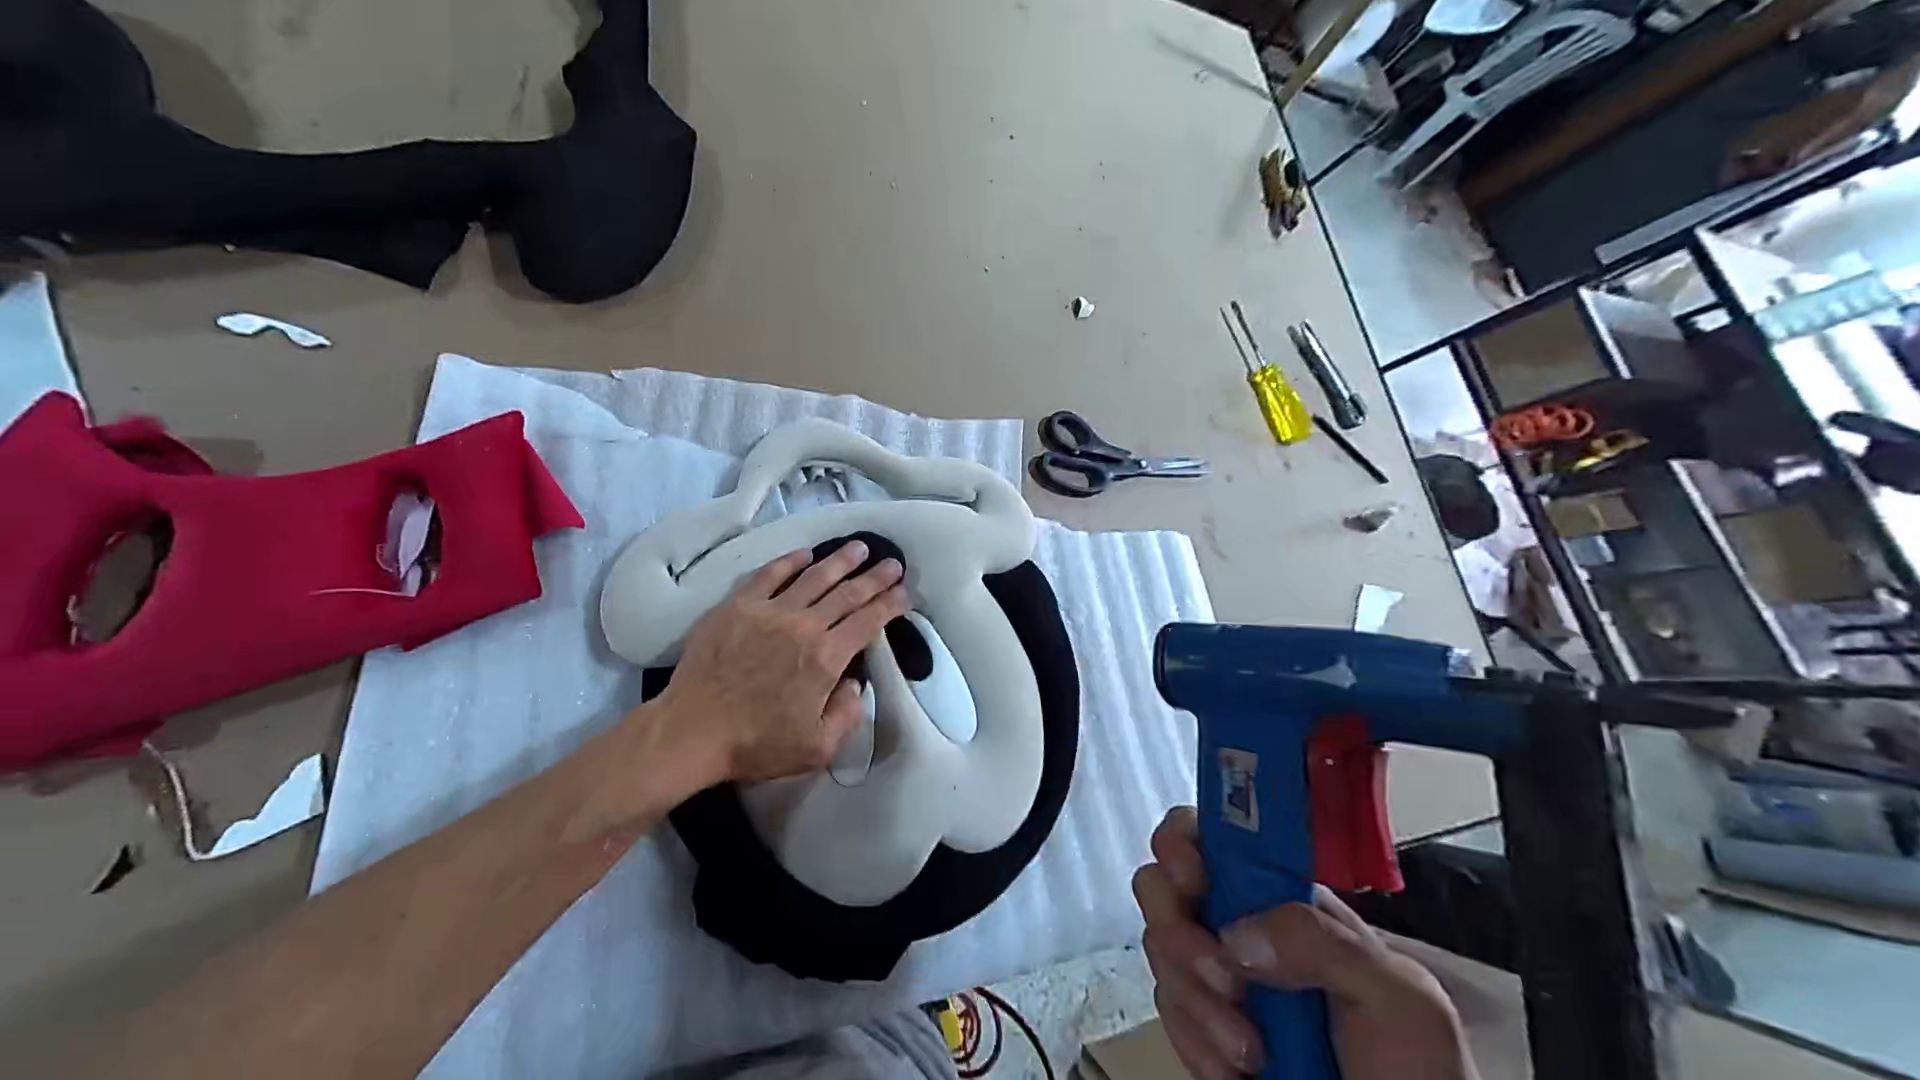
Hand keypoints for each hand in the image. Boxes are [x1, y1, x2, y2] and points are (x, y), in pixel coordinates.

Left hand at [653, 542, 908, 785]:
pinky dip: (790, 561)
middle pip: (847, 593)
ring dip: (840, 561)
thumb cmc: (756, 744)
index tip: (904, 592)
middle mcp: (803, 626)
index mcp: (826, 658)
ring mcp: (769, 611)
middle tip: (892, 563)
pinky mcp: (737, 606)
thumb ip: (846, 715)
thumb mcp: (817, 748)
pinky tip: (805, 553)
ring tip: (859, 548)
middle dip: (874, 577)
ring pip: (813, 577)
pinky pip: (769, 575)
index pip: (867, 622)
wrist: (691, 731)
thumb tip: (855, 684)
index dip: (890, 604)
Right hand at [1132, 807, 1476, 1079]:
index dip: (1180, 842)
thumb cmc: (1413, 1067)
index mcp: (1276, 894)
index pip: (1206, 833)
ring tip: (1252, 1055)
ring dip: (1195, 1005)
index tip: (1192, 880)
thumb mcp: (1398, 997)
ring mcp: (1212, 970)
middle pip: (1158, 887)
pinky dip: (1193, 1045)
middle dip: (1178, 934)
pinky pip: (1165, 1014)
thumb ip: (1322, 942)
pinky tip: (1234, 1071)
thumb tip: (1235, 936)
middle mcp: (1233, 919)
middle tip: (1227, 984)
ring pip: (1157, 952)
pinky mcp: (1199, 1024)